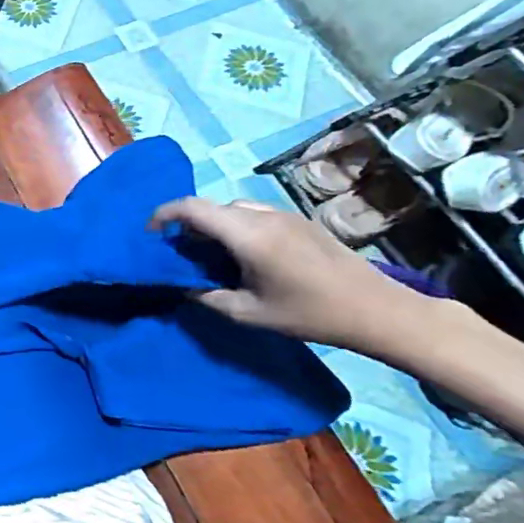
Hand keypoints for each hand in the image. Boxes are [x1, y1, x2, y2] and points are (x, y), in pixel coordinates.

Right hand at [151, 197, 461, 363]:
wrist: (373, 307)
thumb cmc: (309, 314)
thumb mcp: (251, 314)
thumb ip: (209, 297)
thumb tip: (183, 284)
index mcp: (247, 234)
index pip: (192, 207)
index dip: (164, 215)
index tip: (150, 235)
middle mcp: (262, 214)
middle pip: (212, 207)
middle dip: (188, 226)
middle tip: (180, 256)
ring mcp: (282, 212)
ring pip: (233, 209)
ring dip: (214, 226)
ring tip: (210, 257)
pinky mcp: (297, 218)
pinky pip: (254, 214)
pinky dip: (236, 227)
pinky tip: (244, 256)